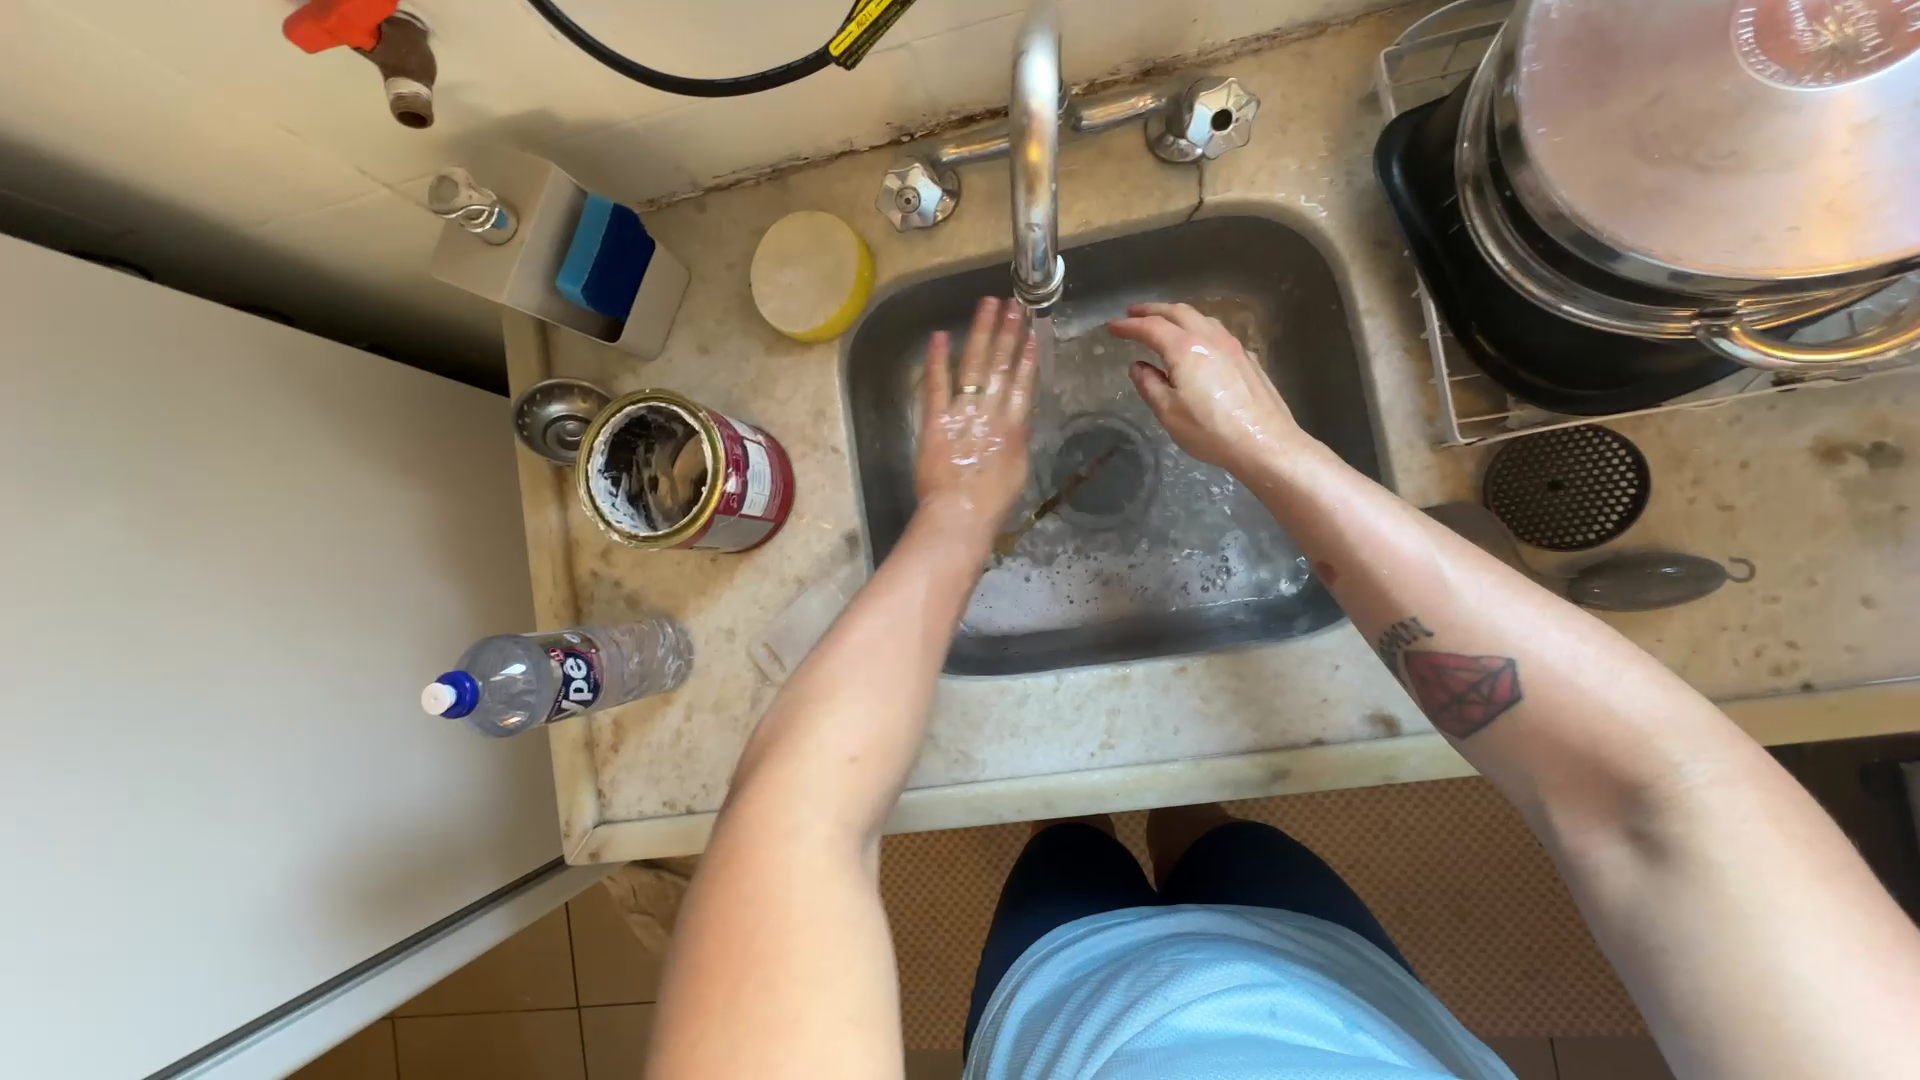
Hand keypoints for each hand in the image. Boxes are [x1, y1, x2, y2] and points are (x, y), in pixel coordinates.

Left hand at [914, 297, 1037, 546]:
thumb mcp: (1018, 470)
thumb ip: (1018, 441)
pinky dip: (937, 359)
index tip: (1030, 332)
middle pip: (1000, 365)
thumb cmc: (993, 502)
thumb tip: (1019, 422)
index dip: (1026, 355)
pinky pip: (937, 384)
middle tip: (1013, 304)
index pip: (1022, 382)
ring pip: (973, 365)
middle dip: (1007, 332)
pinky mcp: (936, 420)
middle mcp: (990, 412)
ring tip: (987, 306)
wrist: (962, 513)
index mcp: (1013, 426)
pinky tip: (940, 336)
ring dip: (981, 333)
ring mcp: (962, 413)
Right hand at [1107, 302, 1311, 474]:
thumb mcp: (1168, 413)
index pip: (1151, 328)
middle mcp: (1210, 338)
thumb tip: (1138, 367)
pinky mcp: (1248, 358)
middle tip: (1134, 313)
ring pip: (1202, 318)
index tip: (1112, 327)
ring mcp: (1233, 346)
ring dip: (1178, 316)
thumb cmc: (1210, 431)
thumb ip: (1149, 385)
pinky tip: (1197, 344)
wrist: (1264, 442)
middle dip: (1153, 310)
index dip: (1129, 325)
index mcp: (1185, 349)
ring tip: (1164, 324)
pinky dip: (1198, 329)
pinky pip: (1217, 332)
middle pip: (1179, 312)